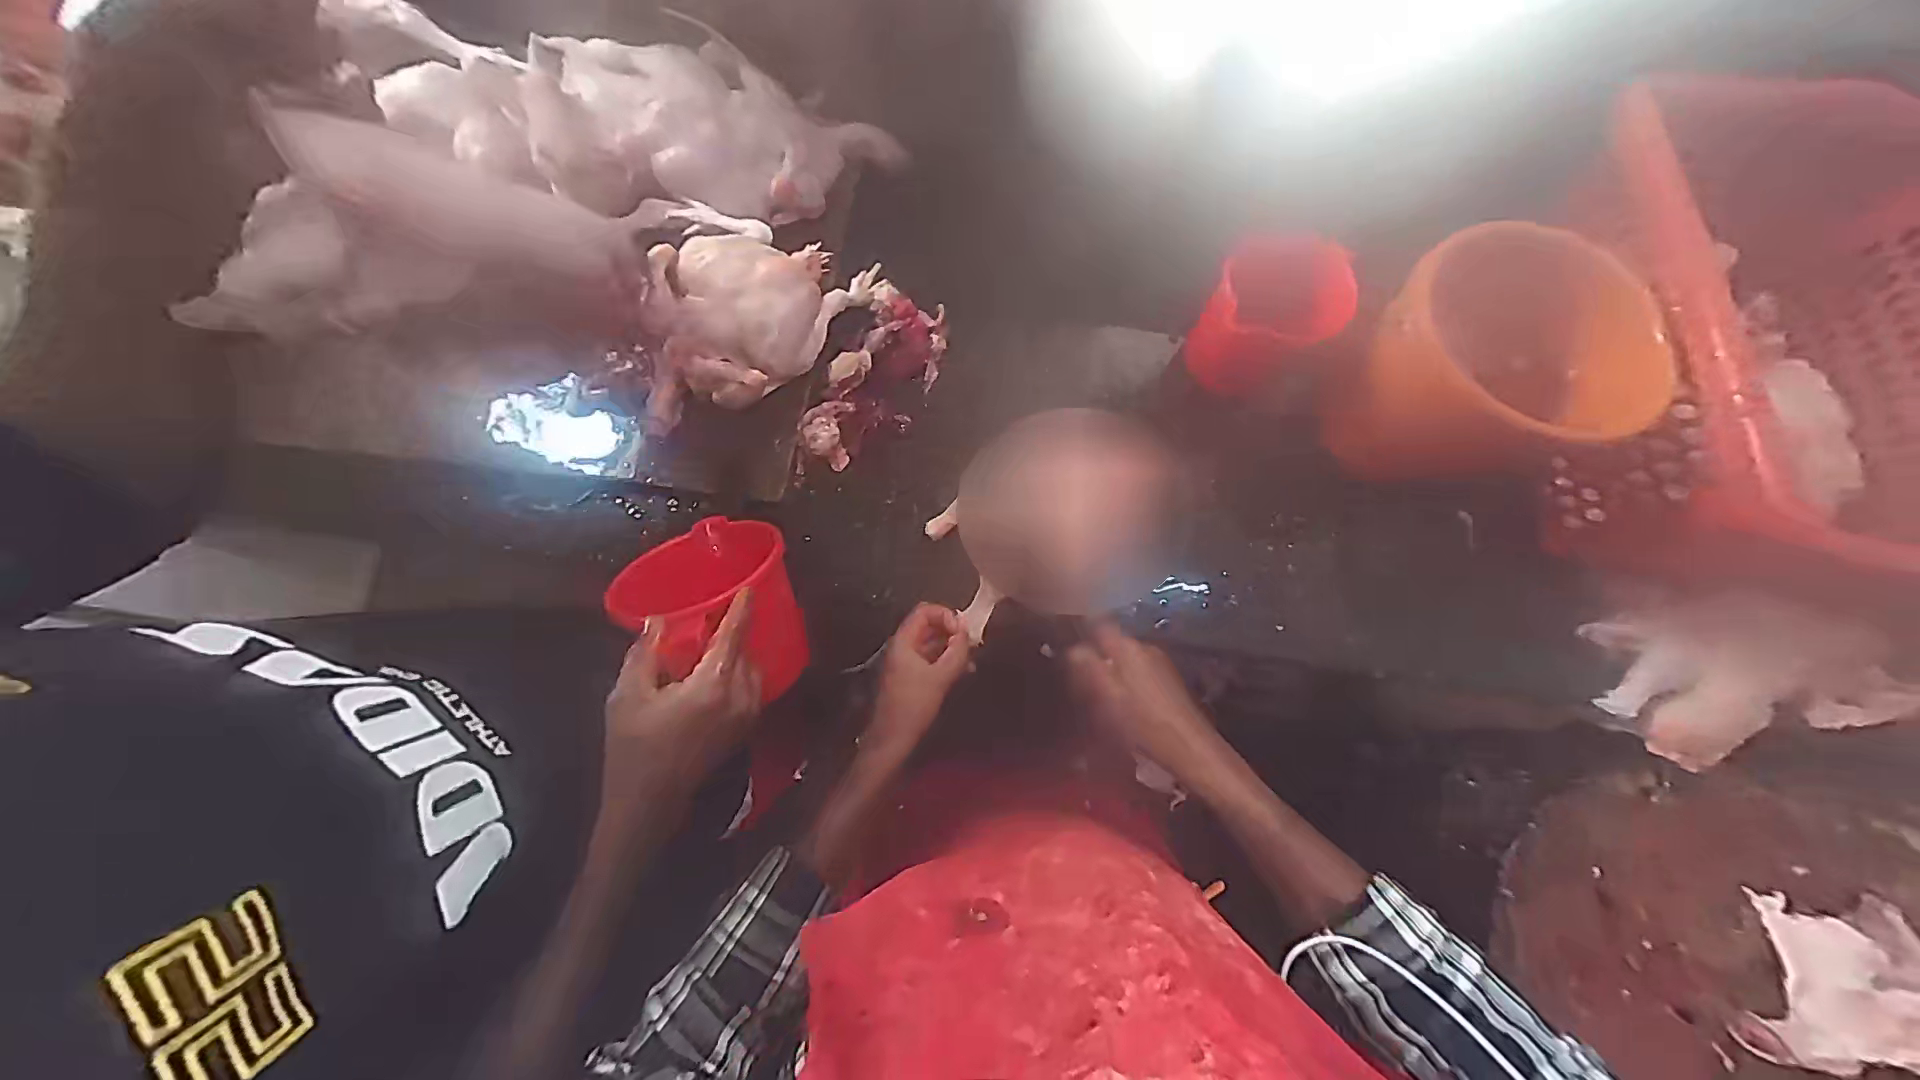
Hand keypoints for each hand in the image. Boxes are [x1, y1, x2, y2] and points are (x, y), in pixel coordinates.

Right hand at [602, 590, 762, 808]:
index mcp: (715, 685)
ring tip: (711, 640)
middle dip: (733, 630)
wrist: (650, 801)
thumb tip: (659, 620)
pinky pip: (751, 686)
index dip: (741, 609)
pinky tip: (716, 668)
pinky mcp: (746, 727)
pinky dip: (739, 670)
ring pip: (751, 668)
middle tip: (714, 614)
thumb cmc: (634, 747)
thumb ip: (646, 652)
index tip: (748, 588)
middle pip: (745, 650)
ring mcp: (748, 714)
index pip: (735, 636)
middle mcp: (741, 696)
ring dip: (737, 652)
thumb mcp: (628, 694)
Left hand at [867, 603, 971, 750]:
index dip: (947, 615)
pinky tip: (963, 671)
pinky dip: (946, 660)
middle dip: (953, 631)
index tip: (963, 632)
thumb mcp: (941, 676)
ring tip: (971, 659)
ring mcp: (906, 661)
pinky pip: (931, 658)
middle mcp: (903, 646)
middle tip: (972, 644)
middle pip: (930, 625)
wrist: (892, 738)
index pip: (925, 611)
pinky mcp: (911, 676)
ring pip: (932, 643)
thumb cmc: (914, 705)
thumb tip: (966, 630)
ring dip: (952, 647)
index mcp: (904, 641)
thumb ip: (957, 651)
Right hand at [1067, 621, 1222, 783]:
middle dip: (1097, 660)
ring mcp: (1161, 663)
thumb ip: (1088, 668)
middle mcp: (1146, 648)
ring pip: (1127, 660)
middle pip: (1113, 645)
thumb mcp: (1107, 697)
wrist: (1190, 748)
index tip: (1071, 655)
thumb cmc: (1142, 722)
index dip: (1083, 636)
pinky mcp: (1170, 681)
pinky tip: (1124, 706)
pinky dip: (1128, 684)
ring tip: (1101, 699)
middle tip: (1081, 685)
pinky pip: (1140, 673)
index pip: (1100, 627)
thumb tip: (1073, 649)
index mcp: (1128, 648)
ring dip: (1113, 674)